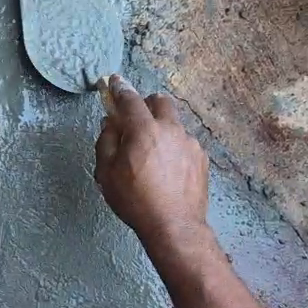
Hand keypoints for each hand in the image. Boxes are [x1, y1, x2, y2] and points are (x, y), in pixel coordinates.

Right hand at [94, 75, 210, 254]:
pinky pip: (184, 143)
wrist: (174, 225)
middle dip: (147, 104)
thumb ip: (106, 142)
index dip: (119, 88)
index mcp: (144, 130)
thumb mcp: (106, 173)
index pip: (130, 99)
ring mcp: (189, 143)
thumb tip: (110, 123)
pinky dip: (174, 148)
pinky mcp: (201, 158)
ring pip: (174, 123)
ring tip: (152, 154)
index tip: (114, 82)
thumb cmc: (135, 201)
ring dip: (161, 129)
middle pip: (160, 101)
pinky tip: (167, 169)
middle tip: (136, 119)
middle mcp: (170, 129)